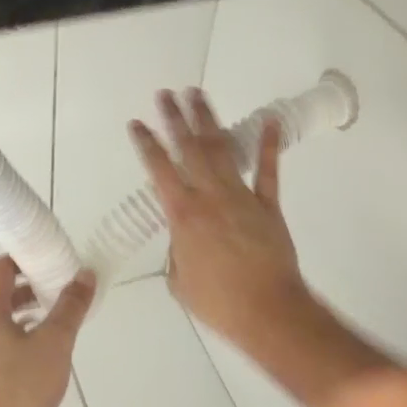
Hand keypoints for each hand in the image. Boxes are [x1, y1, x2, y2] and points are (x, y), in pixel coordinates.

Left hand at [0, 257, 92, 406]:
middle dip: (30, 287)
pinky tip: (43, 355)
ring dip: (27, 315)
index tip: (51, 256)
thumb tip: (85, 273)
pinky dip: (20, 339)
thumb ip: (71, 306)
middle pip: (0, 296)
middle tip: (61, 287)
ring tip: (57, 319)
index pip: (0, 269)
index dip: (24, 257)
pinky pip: (0, 347)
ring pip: (0, 324)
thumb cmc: (23, 388)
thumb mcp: (55, 343)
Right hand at [130, 88, 313, 347]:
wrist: (268, 312)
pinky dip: (269, 145)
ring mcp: (241, 197)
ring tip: (197, 96)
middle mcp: (209, 197)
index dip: (146, 144)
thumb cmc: (217, 302)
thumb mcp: (180, 281)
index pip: (159, 170)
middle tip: (165, 95)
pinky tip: (269, 121)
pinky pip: (268, 171)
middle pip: (189, 149)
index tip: (137, 123)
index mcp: (183, 215)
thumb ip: (178, 252)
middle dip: (175, 119)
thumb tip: (183, 241)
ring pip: (222, 150)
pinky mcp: (268, 206)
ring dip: (208, 121)